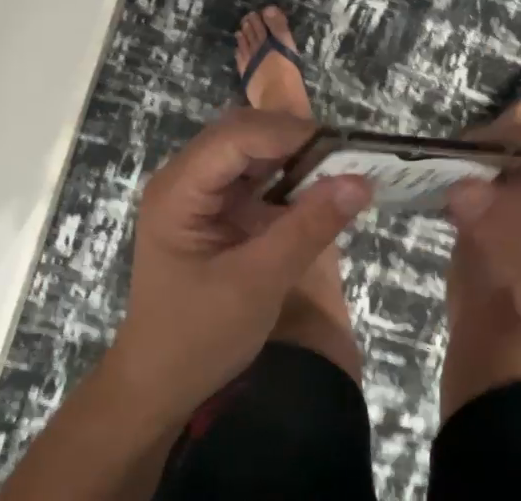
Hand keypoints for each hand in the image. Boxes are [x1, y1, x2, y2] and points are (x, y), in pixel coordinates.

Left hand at [109, 109, 371, 414]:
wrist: (159, 386)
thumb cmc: (198, 337)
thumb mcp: (259, 283)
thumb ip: (308, 228)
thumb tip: (361, 181)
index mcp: (178, 190)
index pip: (237, 136)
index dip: (290, 134)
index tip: (344, 150)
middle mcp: (184, 179)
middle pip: (244, 135)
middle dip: (295, 141)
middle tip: (348, 160)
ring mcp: (198, 194)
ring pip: (252, 152)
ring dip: (295, 159)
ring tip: (341, 172)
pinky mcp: (215, 211)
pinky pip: (255, 178)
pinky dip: (288, 182)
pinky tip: (317, 195)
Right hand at [446, 122, 520, 372]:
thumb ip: (504, 230)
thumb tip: (459, 184)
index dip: (496, 141)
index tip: (450, 156)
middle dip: (486, 155)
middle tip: (441, 171)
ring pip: (518, 166)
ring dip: (483, 175)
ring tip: (443, 186)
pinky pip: (515, 190)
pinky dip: (488, 197)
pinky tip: (461, 211)